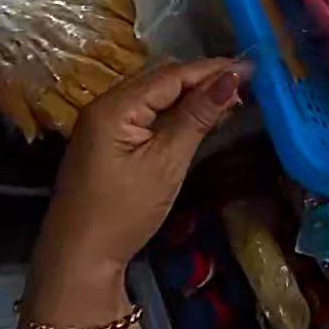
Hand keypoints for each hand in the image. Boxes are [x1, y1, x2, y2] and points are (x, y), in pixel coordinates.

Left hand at [30, 59, 249, 320]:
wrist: (78, 260)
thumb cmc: (124, 212)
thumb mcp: (167, 162)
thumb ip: (198, 116)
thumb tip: (231, 78)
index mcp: (115, 106)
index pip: (172, 75)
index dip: (212, 69)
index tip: (251, 67)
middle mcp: (106, 103)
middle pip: (162, 77)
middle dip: (203, 77)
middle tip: (245, 83)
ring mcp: (104, 120)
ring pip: (155, 91)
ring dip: (191, 91)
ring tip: (229, 95)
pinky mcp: (107, 136)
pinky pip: (147, 108)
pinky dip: (175, 107)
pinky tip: (199, 112)